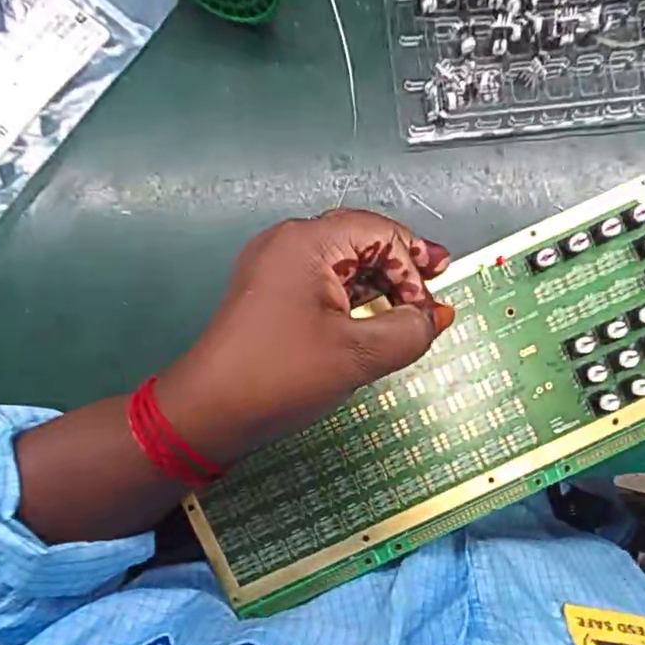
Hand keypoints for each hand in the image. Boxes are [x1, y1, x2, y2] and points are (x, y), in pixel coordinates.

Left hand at [154, 210, 455, 464]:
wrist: (209, 411)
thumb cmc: (277, 376)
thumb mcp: (359, 354)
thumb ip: (410, 330)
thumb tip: (436, 316)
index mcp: (306, 242)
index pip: (379, 232)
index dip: (414, 265)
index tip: (428, 306)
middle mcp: (285, 244)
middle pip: (358, 241)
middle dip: (399, 268)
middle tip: (430, 291)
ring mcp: (270, 269)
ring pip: (339, 265)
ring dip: (375, 286)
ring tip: (404, 311)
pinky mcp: (265, 296)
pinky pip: (317, 285)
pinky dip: (348, 300)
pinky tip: (366, 322)